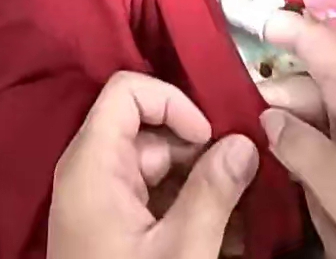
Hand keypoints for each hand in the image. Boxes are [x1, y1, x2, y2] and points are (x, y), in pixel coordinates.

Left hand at [48, 72, 259, 258]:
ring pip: (152, 164)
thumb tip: (246, 142)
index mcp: (93, 161)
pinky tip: (221, 236)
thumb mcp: (180, 254)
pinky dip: (183, 207)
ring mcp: (97, 197)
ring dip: (197, 183)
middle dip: (196, 149)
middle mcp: (89, 169)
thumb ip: (213, 193)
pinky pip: (148, 196)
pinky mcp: (108, 224)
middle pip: (145, 128)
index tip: (209, 138)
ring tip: (240, 216)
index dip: (171, 102)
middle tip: (241, 181)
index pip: (127, 91)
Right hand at [258, 11, 335, 258]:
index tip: (233, 23)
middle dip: (290, 136)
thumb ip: (313, 158)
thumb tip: (267, 116)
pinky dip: (335, 211)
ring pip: (316, 145)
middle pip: (306, 95)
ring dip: (317, 187)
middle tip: (281, 172)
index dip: (276, 26)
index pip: (317, 40)